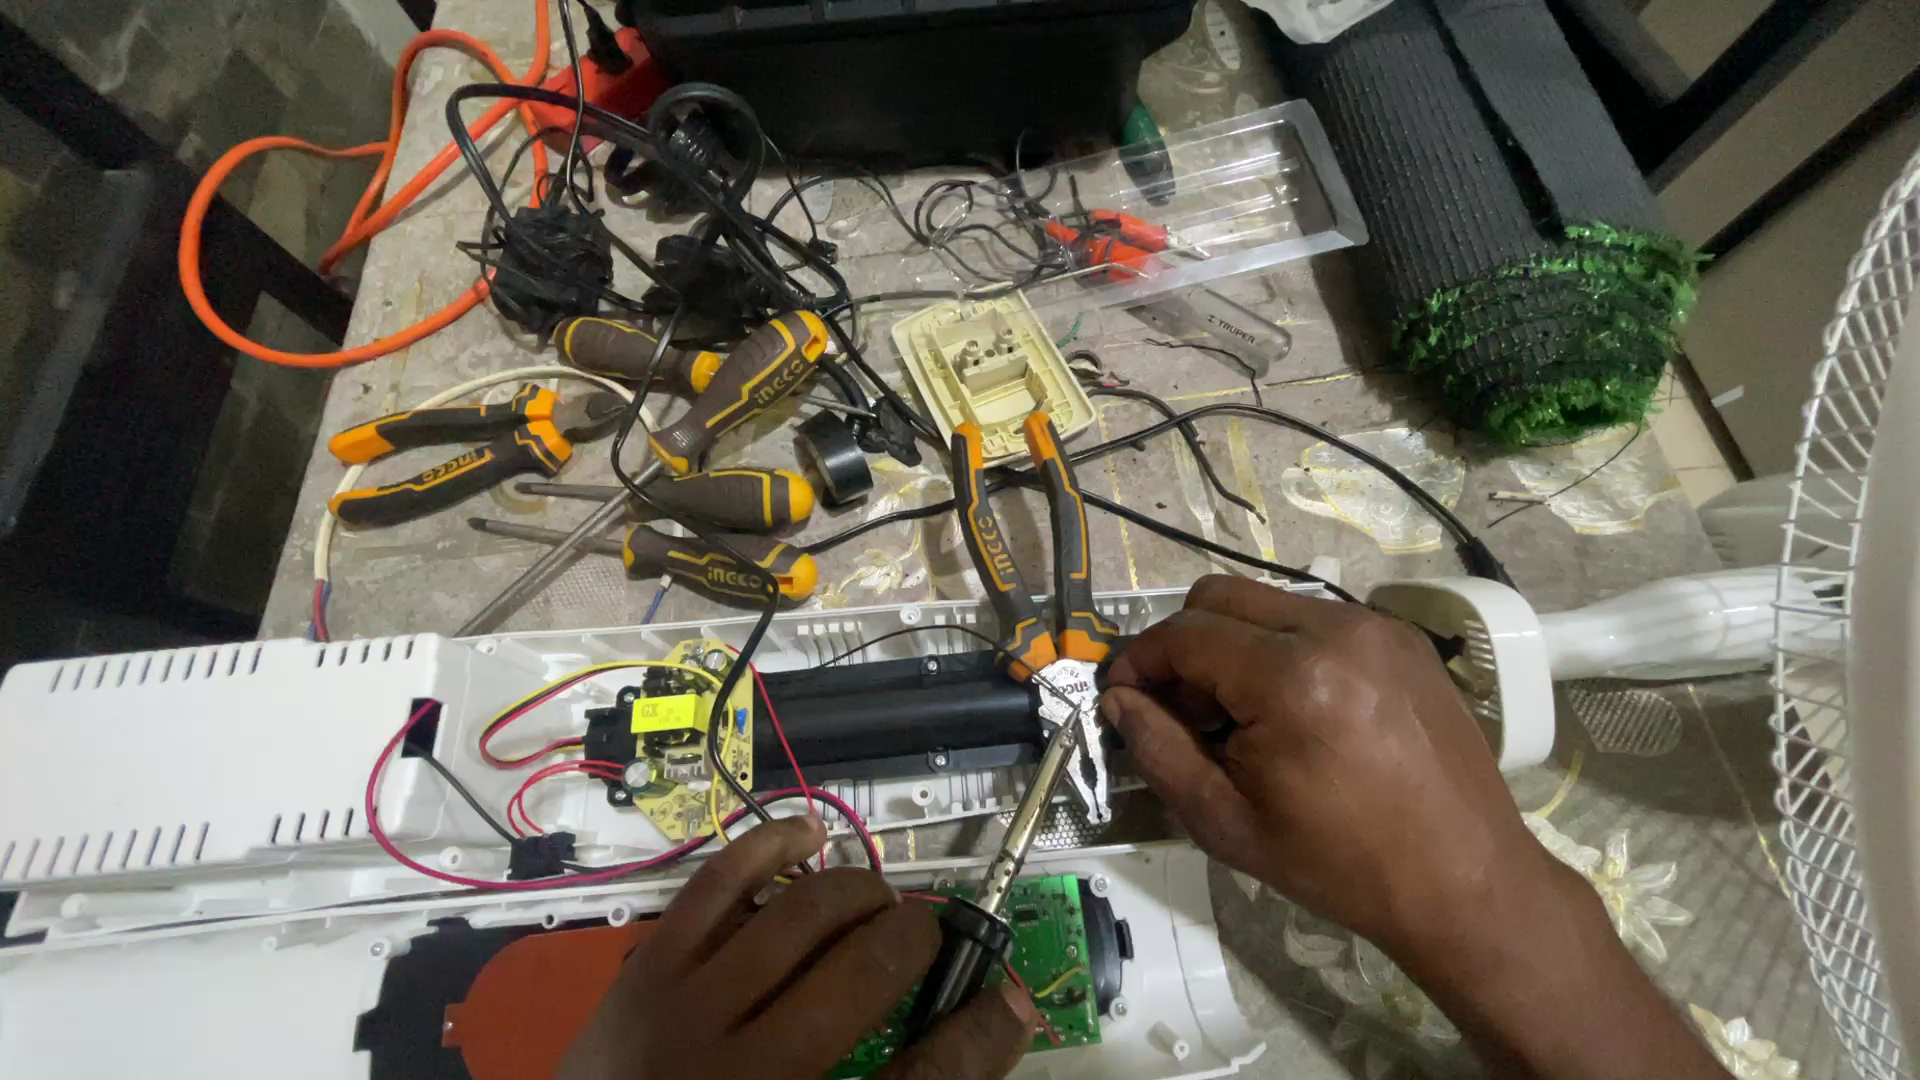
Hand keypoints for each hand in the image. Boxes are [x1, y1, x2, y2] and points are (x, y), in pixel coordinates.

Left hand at [558, 816, 1041, 1079]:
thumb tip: (988, 1020)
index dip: (980, 1036)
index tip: (1012, 998)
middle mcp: (742, 1072)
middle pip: (861, 975)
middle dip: (913, 940)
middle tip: (922, 937)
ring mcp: (684, 1012)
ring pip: (799, 915)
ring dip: (857, 893)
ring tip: (876, 898)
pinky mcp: (646, 969)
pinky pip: (721, 882)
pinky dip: (774, 845)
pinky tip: (811, 836)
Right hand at [1102, 577, 1732, 1079]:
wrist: (1468, 884)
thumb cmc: (1338, 862)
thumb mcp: (1223, 820)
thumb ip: (1155, 748)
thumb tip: (1118, 698)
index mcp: (1291, 677)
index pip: (1183, 635)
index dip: (1138, 661)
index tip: (1123, 697)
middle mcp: (1335, 630)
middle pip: (1216, 597)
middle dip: (1180, 645)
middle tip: (1181, 707)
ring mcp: (1375, 626)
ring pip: (1262, 600)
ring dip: (1228, 643)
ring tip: (1236, 711)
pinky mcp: (1400, 636)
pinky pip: (1308, 616)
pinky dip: (1275, 645)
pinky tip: (1288, 706)